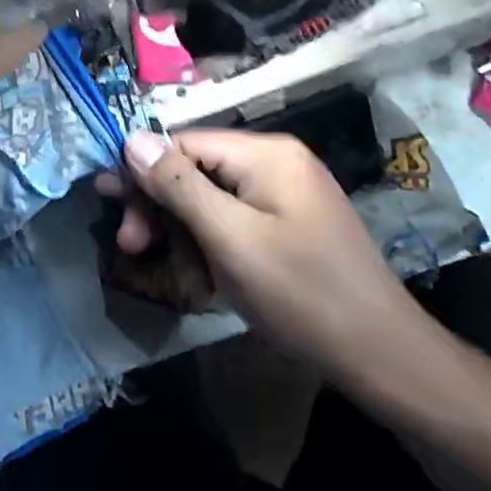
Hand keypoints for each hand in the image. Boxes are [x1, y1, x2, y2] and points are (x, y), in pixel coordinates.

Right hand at [98, 129, 419, 376]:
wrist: (380, 352)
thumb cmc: (300, 292)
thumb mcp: (230, 238)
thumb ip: (178, 185)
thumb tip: (132, 138)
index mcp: (266, 153)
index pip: (185, 143)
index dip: (143, 170)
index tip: (110, 205)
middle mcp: (277, 161)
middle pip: (199, 169)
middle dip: (160, 204)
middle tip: (131, 246)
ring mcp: (287, 193)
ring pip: (215, 197)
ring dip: (183, 228)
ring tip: (164, 265)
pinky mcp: (292, 223)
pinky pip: (237, 218)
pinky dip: (212, 240)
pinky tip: (201, 271)